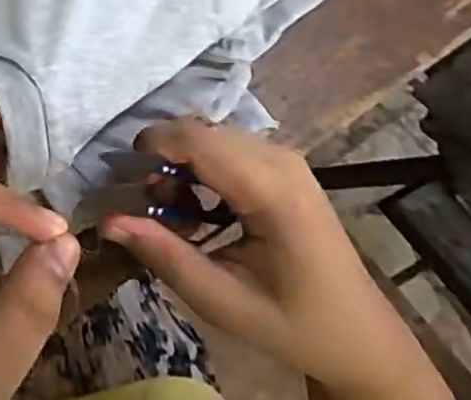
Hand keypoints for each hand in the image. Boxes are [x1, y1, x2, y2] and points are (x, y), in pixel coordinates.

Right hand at [101, 120, 448, 399]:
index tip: (124, 180)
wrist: (362, 338)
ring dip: (181, 164)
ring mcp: (284, 156)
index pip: (195, 138)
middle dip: (163, 159)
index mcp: (272, 189)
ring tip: (176, 213)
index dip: (152, 147)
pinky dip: (201, 167)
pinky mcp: (282, 162)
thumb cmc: (294, 324)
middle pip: (199, 131)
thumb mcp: (224, 302)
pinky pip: (225, 144)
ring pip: (209, 134)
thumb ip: (166, 256)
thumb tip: (108, 221)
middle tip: (149, 206)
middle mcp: (279, 157)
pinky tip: (201, 207)